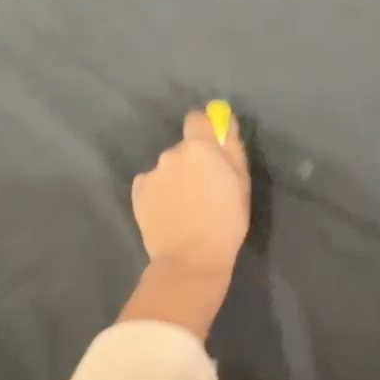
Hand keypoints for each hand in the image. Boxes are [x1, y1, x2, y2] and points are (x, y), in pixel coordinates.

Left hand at [118, 108, 250, 338]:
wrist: (191, 260)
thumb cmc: (226, 221)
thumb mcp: (241, 182)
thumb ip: (232, 146)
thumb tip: (225, 121)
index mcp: (199, 147)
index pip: (197, 119)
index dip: (205, 128)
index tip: (212, 145)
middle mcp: (171, 153)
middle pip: (183, 147)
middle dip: (192, 161)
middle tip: (204, 188)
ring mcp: (151, 173)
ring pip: (168, 167)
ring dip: (176, 178)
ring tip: (186, 206)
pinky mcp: (137, 192)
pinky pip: (151, 184)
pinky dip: (160, 192)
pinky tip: (169, 212)